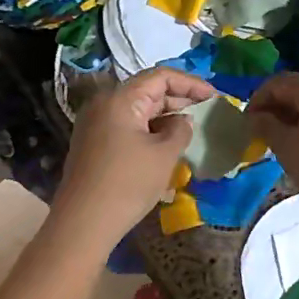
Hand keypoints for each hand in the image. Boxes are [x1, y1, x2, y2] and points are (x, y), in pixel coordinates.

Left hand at [53, 67, 215, 246]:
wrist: (84, 222)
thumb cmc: (128, 184)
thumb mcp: (164, 155)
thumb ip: (180, 130)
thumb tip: (182, 121)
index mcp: (120, 98)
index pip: (160, 77)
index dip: (190, 83)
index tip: (214, 96)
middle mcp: (102, 104)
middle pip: (145, 91)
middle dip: (177, 99)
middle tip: (205, 111)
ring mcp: (93, 124)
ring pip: (135, 110)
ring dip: (163, 116)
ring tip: (189, 129)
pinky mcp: (91, 144)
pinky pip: (124, 127)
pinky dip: (147, 130)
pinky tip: (164, 145)